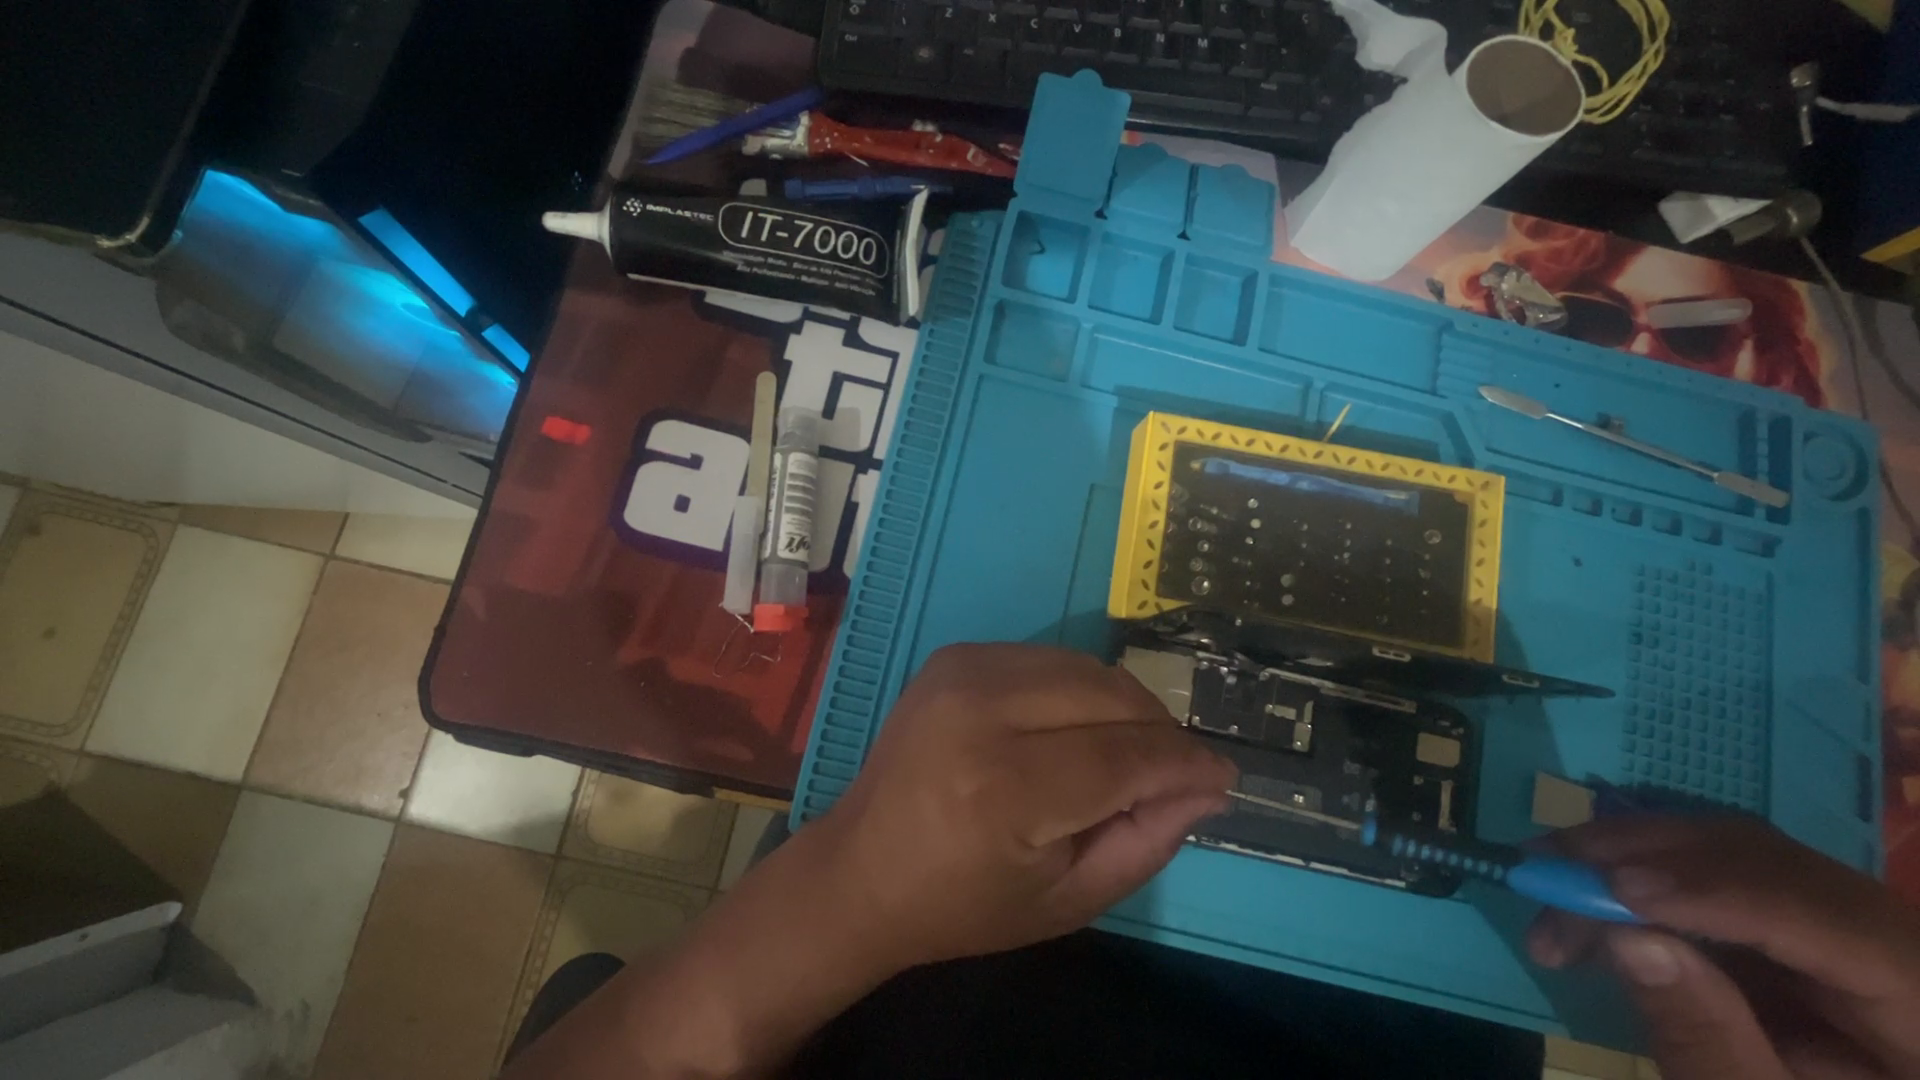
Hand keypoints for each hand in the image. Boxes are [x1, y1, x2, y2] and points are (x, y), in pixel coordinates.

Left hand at [811, 643, 1237, 971]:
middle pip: (1110, 696)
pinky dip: (1081, 688)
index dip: (1184, 763)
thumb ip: (1145, 840)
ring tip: (1134, 751)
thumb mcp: (1068, 901)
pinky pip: (1048, 659)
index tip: (1223, 776)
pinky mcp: (953, 657)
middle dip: (1160, 731)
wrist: (862, 869)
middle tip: (1178, 770)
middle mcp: (981, 713)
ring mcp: (961, 674)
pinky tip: (1079, 726)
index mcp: (1004, 789)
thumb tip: (1206, 786)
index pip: (1123, 757)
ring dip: (1125, 705)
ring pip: (1085, 668)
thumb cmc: (964, 905)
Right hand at [1527, 816, 1919, 1078]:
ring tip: (1544, 896)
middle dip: (1643, 857)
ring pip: (1724, 852)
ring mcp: (1841, 920)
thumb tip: (1628, 941)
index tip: (1610, 886)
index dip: (1720, 891)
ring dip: (1619, 862)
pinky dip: (1629, 882)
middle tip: (1542, 871)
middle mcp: (1897, 940)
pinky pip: (1702, 874)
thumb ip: (1711, 1043)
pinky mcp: (1786, 917)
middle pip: (1769, 863)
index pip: (1835, 921)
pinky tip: (1580, 912)